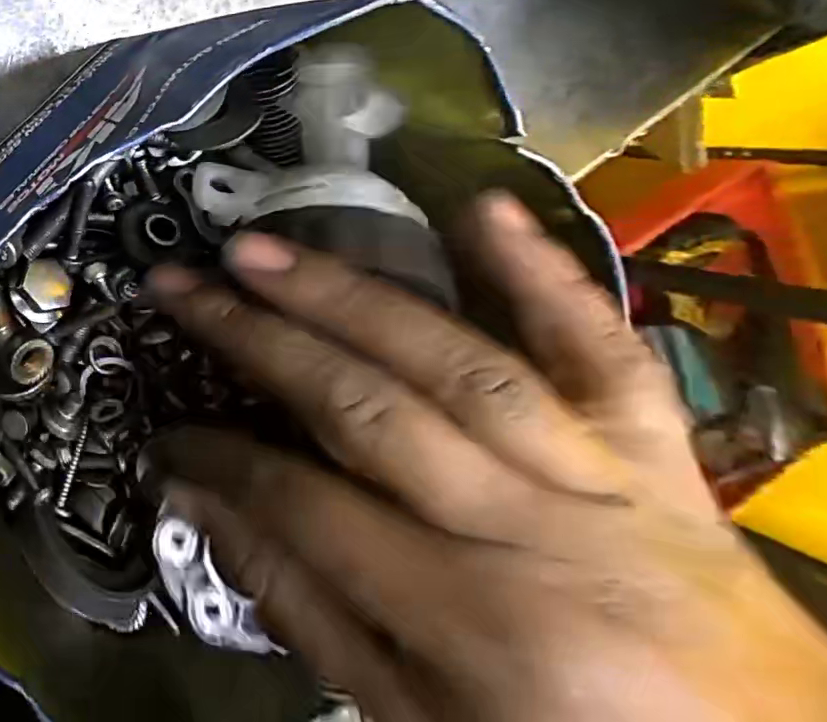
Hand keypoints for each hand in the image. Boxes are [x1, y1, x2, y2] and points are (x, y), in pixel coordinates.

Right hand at [145, 195, 826, 721]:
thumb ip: (305, 607)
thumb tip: (205, 504)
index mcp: (477, 621)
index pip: (304, 504)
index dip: (221, 459)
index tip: (167, 434)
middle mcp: (538, 529)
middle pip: (364, 407)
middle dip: (254, 338)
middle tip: (179, 285)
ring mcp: (606, 474)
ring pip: (455, 359)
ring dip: (345, 293)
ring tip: (260, 248)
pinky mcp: (659, 451)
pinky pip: (600, 349)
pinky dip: (542, 271)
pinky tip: (481, 205)